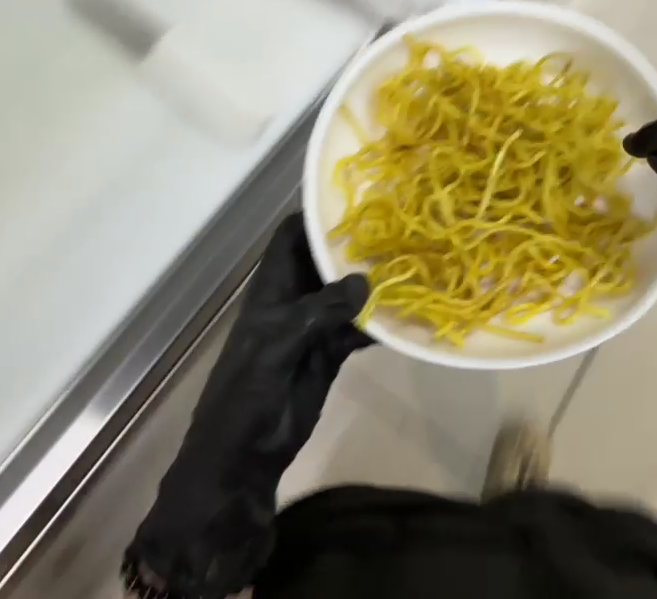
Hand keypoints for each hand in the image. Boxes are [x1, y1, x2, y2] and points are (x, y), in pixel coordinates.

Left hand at [125, 214, 370, 598]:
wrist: (242, 456)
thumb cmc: (246, 393)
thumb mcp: (278, 344)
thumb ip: (319, 311)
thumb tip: (365, 281)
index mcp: (272, 289)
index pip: (291, 237)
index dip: (316, 216)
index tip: (356, 199)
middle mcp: (295, 300)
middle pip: (326, 261)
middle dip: (357, 247)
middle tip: (402, 228)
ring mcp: (314, 327)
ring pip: (348, 294)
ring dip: (375, 284)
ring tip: (414, 264)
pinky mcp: (330, 353)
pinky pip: (359, 328)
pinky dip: (380, 321)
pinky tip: (407, 314)